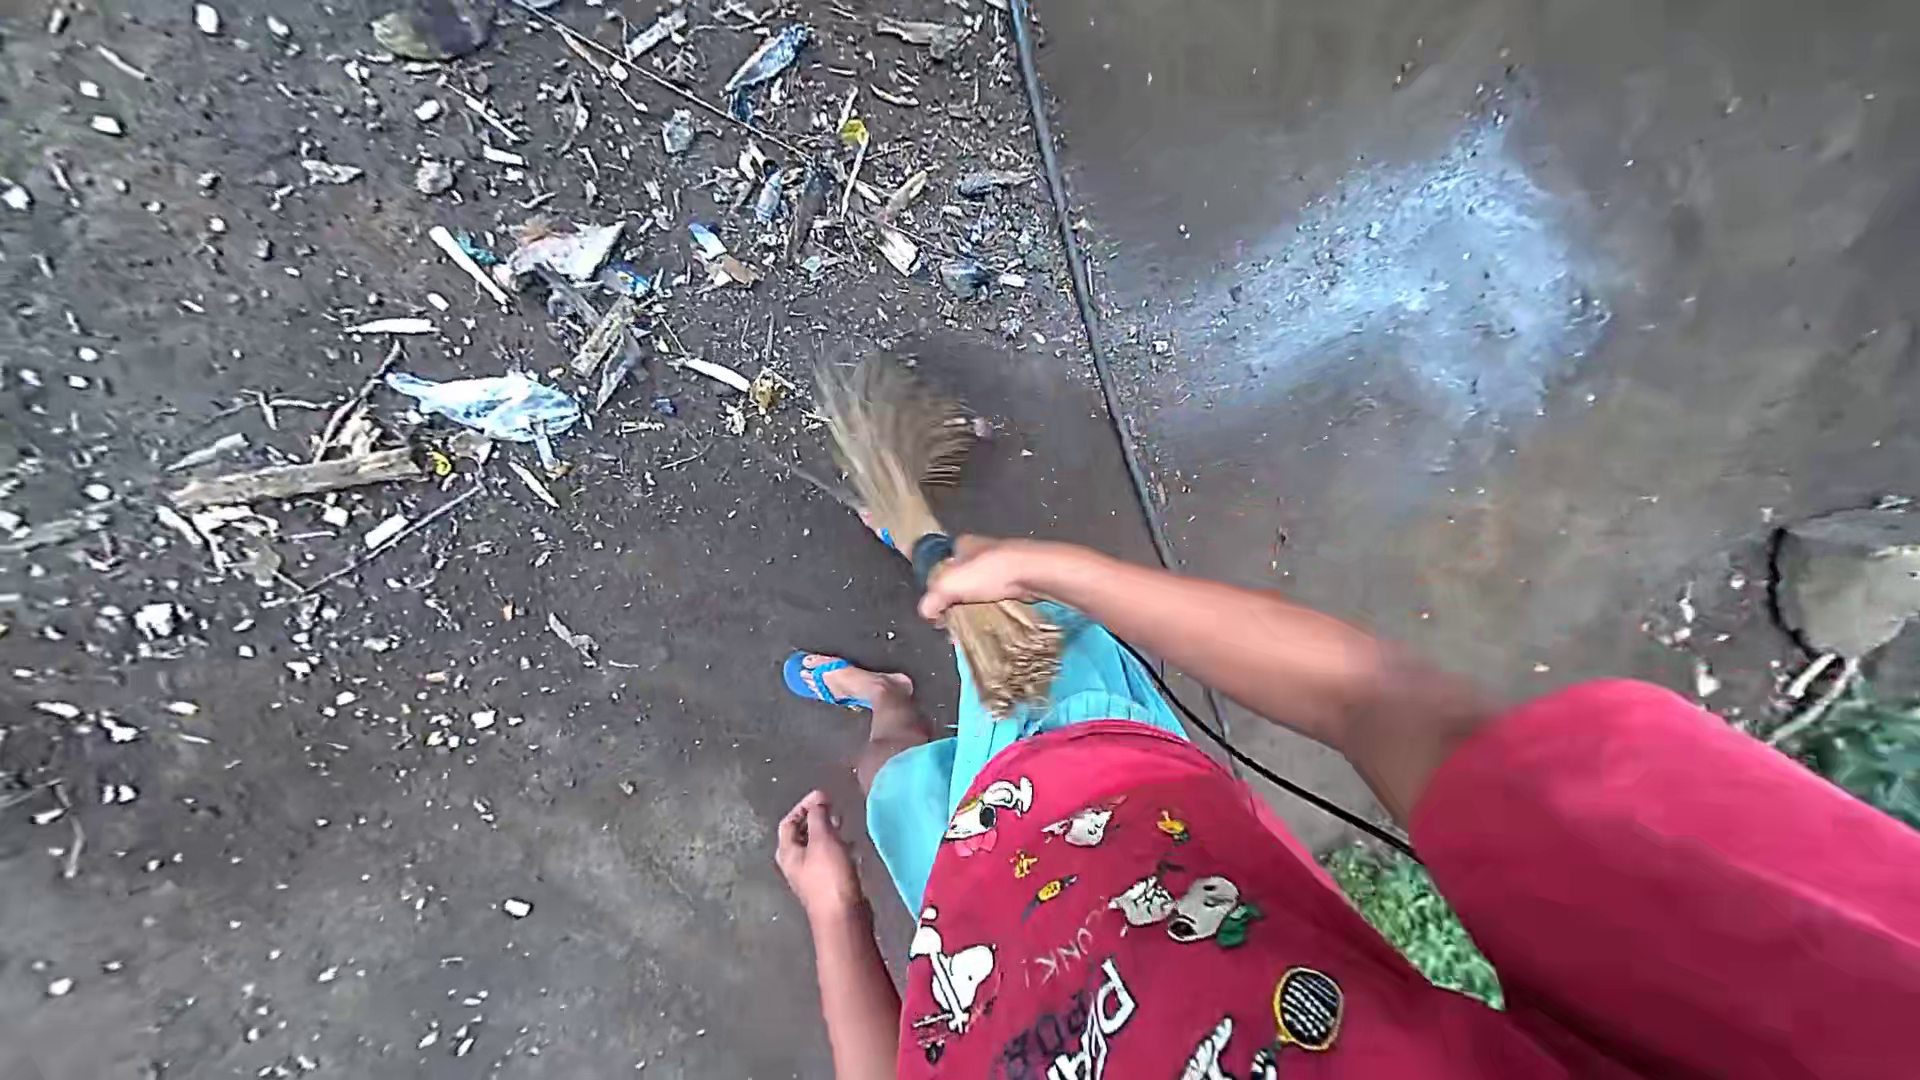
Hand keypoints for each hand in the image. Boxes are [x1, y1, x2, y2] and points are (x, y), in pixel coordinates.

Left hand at [776, 790, 864, 921]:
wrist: (843, 917)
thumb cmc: (829, 876)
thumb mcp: (823, 839)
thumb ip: (818, 816)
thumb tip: (817, 800)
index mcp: (788, 853)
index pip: (788, 822)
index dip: (802, 806)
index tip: (822, 796)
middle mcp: (795, 865)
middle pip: (800, 835)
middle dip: (815, 818)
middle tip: (832, 809)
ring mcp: (811, 877)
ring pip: (816, 847)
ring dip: (828, 832)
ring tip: (843, 825)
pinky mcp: (827, 885)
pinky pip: (829, 859)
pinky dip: (838, 847)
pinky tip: (853, 848)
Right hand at [916, 536, 1066, 622]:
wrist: (1033, 573)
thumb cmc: (988, 572)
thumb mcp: (947, 584)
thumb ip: (930, 599)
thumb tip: (926, 612)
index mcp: (962, 544)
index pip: (940, 566)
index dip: (936, 587)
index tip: (938, 609)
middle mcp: (981, 550)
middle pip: (961, 580)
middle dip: (956, 601)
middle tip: (955, 621)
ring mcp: (1002, 563)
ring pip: (980, 590)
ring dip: (976, 607)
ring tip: (974, 624)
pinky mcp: (1019, 578)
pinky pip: (999, 597)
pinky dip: (994, 608)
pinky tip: (994, 619)